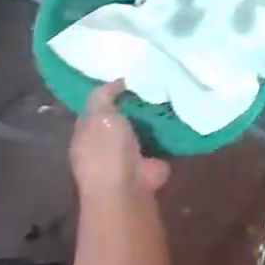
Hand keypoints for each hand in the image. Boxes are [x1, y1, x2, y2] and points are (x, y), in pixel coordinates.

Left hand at [70, 82, 169, 201]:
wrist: (128, 186)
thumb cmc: (106, 150)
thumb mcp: (100, 115)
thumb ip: (104, 95)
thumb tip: (117, 80)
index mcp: (85, 135)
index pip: (94, 110)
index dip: (108, 94)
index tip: (127, 77)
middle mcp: (104, 146)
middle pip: (119, 120)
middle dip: (133, 105)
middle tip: (152, 83)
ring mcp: (127, 156)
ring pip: (139, 130)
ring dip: (151, 118)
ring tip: (168, 94)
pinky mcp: (149, 162)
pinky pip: (159, 141)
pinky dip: (167, 131)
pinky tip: (178, 114)